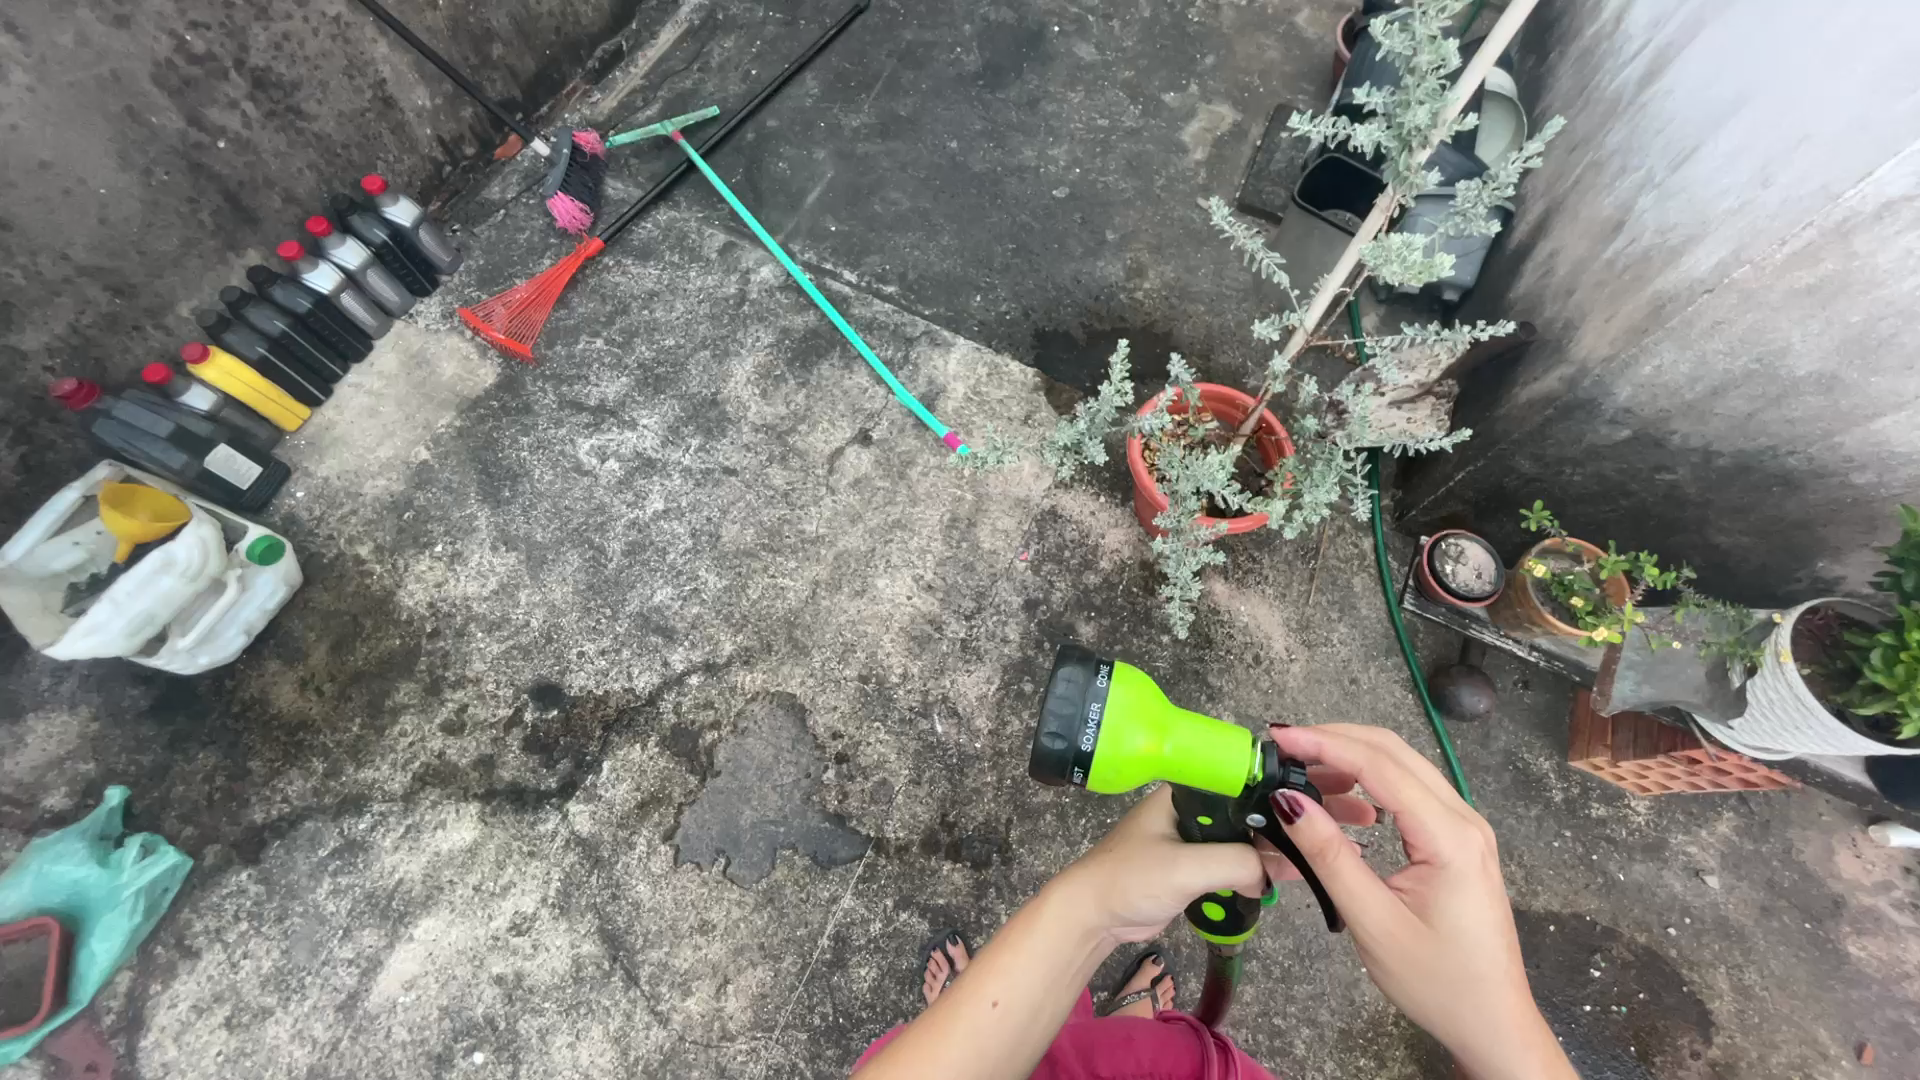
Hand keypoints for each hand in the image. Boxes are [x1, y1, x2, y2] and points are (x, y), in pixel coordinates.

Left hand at [1054, 775, 1378, 943]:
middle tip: (1348, 820)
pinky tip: (1296, 874)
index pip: (1243, 780)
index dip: (1283, 786)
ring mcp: (1198, 838)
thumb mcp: (1184, 868)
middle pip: (1253, 809)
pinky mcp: (1200, 866)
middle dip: (1292, 817)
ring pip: (1250, 838)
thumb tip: (1273, 871)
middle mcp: (1196, 809)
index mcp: (1187, 793)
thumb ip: (1233, 862)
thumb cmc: (1129, 878)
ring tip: (1331, 850)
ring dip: (1282, 846)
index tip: (1327, 792)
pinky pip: (1241, 863)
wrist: (1096, 916)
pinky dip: (1264, 870)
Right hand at [1264, 724, 1574, 1079]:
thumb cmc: (1436, 980)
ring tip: (1298, 771)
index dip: (1325, 743)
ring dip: (1346, 756)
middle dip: (1332, 738)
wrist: (1494, 1025)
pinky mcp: (1454, 836)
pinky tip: (1336, 798)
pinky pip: (1405, 788)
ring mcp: (1463, 825)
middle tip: (1280, 746)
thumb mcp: (1372, 921)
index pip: (1380, 766)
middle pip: (1392, 750)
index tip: (1278, 737)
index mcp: (1449, 837)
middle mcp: (1463, 818)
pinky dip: (1364, 778)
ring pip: (1399, 763)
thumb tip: (1285, 798)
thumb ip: (1328, 854)